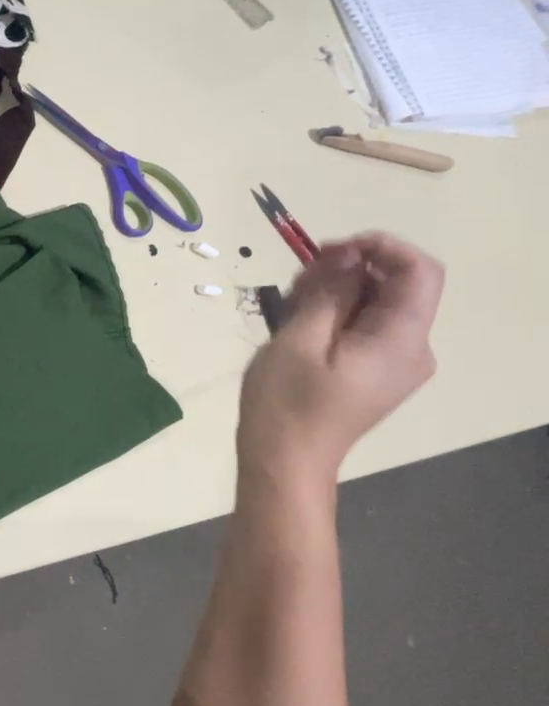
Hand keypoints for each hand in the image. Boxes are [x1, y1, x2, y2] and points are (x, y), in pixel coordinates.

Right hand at [238, 232, 443, 494]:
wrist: (286, 458)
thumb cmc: (287, 400)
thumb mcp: (298, 340)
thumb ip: (329, 293)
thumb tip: (347, 253)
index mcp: (401, 339)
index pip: (419, 271)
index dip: (381, 247)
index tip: (327, 248)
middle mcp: (412, 346)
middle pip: (396, 286)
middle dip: (348, 270)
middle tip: (293, 279)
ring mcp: (395, 361)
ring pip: (376, 305)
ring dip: (336, 291)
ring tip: (288, 302)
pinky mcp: (374, 370)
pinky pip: (364, 326)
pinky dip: (335, 312)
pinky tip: (299, 322)